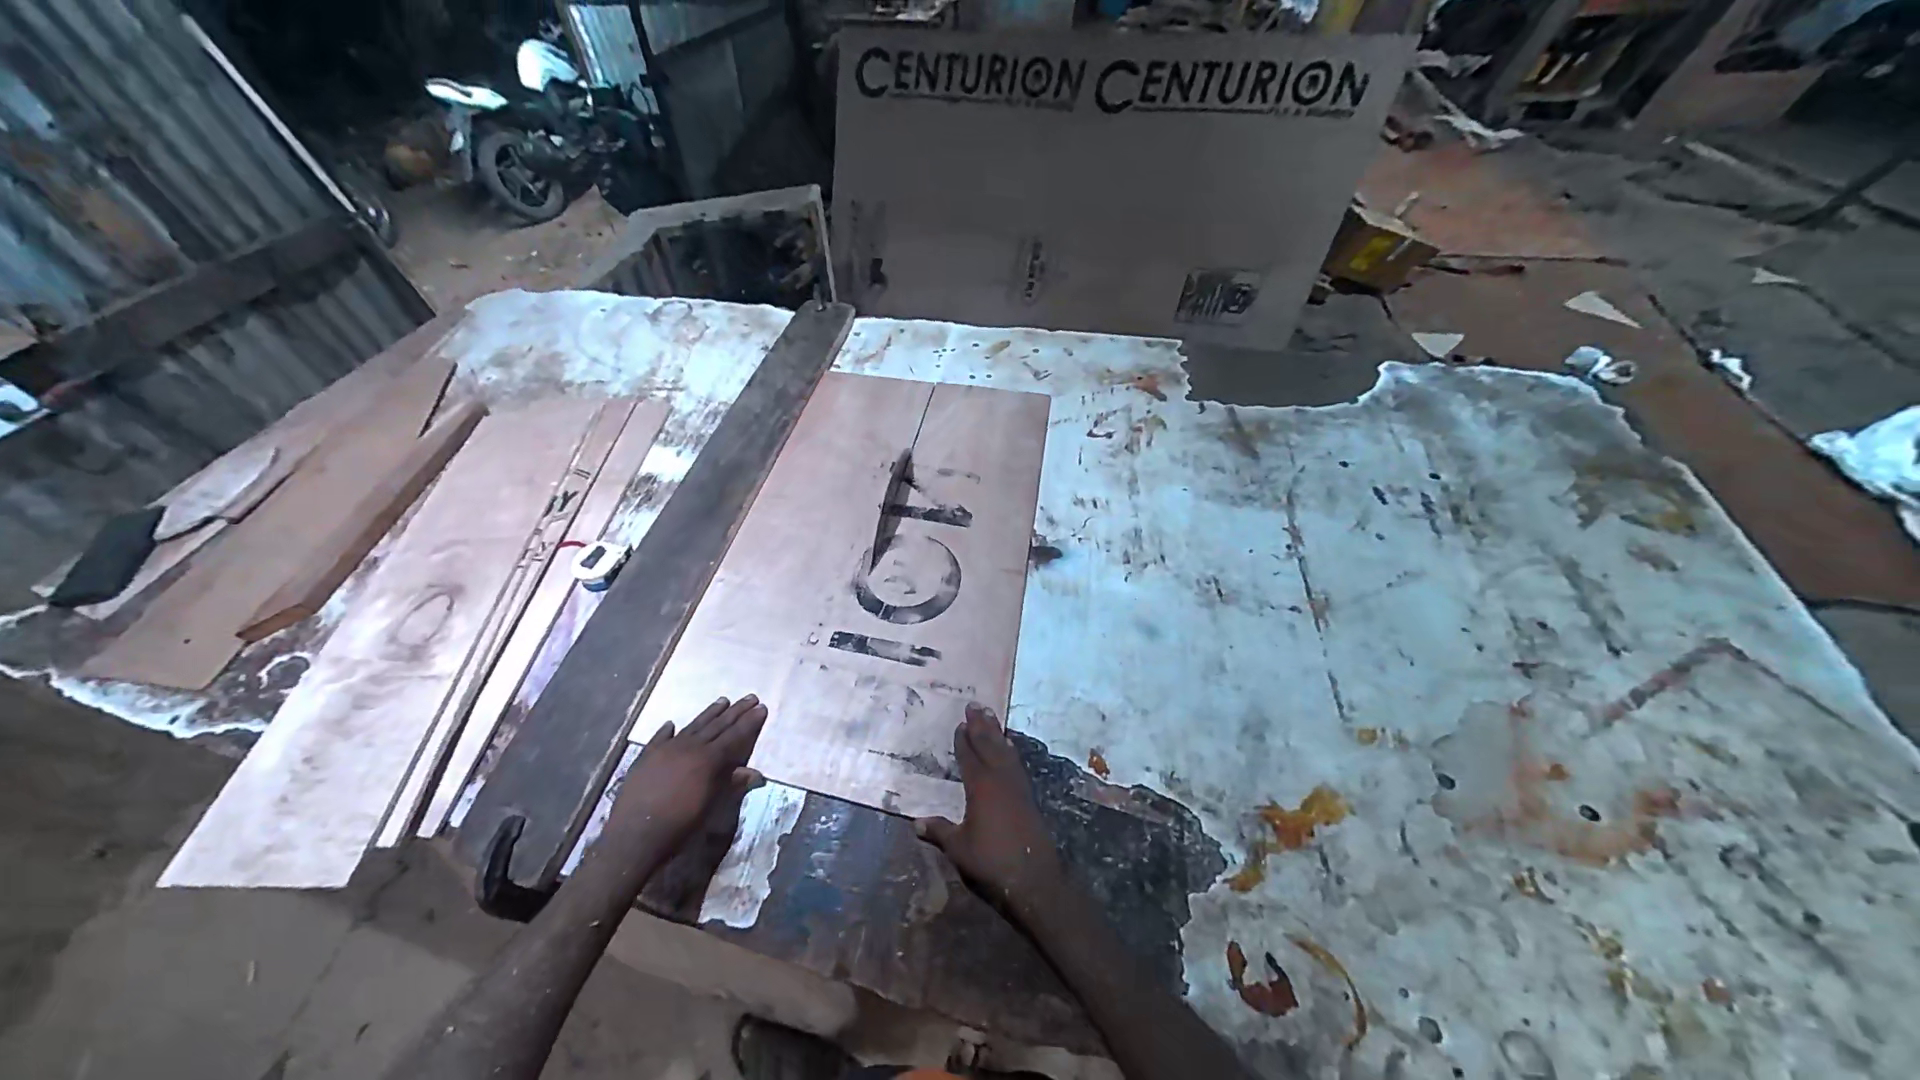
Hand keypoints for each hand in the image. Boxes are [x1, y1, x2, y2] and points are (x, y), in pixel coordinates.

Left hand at [610, 696, 767, 849]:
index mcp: (708, 759)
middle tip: (750, 697)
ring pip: (693, 726)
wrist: (634, 835)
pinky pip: (660, 738)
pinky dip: (668, 731)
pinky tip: (672, 724)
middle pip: (717, 725)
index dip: (749, 722)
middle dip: (735, 712)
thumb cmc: (679, 824)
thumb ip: (731, 785)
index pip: (734, 735)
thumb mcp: (711, 807)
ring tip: (723, 701)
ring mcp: (666, 749)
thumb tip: (756, 773)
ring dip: (709, 713)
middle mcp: (689, 747)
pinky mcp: (646, 757)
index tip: (761, 707)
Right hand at [914, 703, 1063, 911]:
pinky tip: (1010, 747)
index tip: (960, 723)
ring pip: (1006, 751)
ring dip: (997, 733)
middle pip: (990, 746)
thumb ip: (939, 831)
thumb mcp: (959, 848)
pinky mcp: (1028, 797)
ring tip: (991, 717)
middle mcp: (1000, 780)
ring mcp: (1017, 787)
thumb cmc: (991, 860)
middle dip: (982, 726)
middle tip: (976, 705)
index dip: (964, 740)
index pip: (970, 756)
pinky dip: (1011, 751)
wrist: (1033, 877)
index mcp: (981, 787)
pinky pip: (1016, 764)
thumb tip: (916, 822)